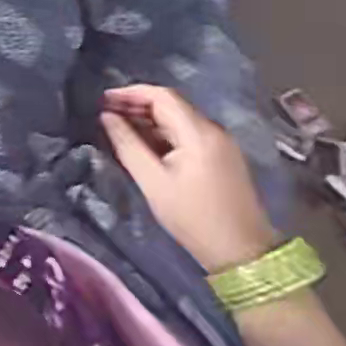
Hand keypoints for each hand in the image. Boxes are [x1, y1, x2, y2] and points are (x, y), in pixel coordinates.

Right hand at [99, 84, 277, 272]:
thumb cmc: (193, 217)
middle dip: (137, 105)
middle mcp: (213, 130)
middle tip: (106, 114)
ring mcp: (220, 143)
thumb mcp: (152, 182)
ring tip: (118, 128)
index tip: (103, 100)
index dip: (130, 93)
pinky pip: (186, 134)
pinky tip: (143, 143)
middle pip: (171, 105)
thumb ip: (127, 144)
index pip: (162, 96)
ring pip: (178, 119)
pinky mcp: (220, 156)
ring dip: (148, 119)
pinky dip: (162, 133)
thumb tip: (107, 117)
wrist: (242, 253)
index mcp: (198, 133)